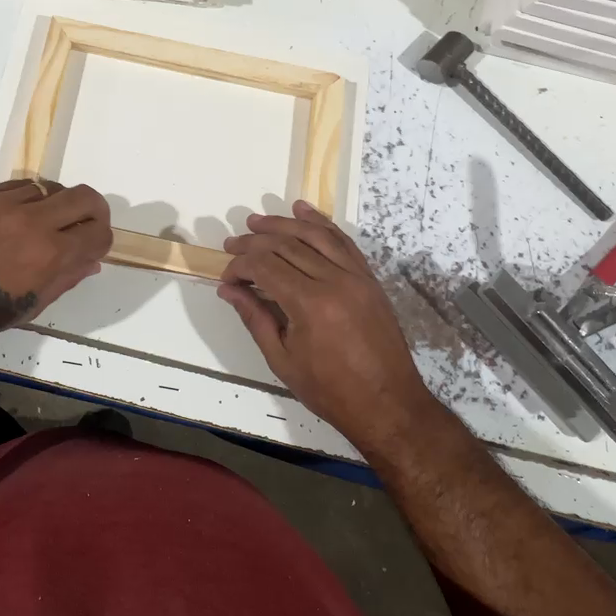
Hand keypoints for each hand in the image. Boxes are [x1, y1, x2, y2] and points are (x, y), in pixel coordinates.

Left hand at [0, 179, 110, 371]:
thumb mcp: (32, 304)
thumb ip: (66, 278)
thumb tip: (90, 260)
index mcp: (50, 255)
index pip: (98, 232)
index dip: (102, 239)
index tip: (94, 245)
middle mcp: (33, 222)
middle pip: (84, 197)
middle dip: (94, 211)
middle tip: (85, 224)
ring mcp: (7, 203)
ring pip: (52, 187)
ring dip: (57, 203)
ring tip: (46, 221)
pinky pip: (21, 185)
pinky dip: (29, 198)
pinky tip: (19, 215)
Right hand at [219, 201, 431, 449]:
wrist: (389, 405)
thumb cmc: (330, 391)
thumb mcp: (282, 359)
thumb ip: (254, 317)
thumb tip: (228, 289)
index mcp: (310, 304)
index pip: (264, 267)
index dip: (239, 266)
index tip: (226, 277)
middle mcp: (334, 281)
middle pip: (285, 245)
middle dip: (253, 242)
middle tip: (231, 244)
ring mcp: (356, 276)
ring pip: (314, 235)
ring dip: (283, 223)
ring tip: (257, 221)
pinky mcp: (368, 278)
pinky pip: (343, 241)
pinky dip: (321, 223)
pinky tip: (302, 211)